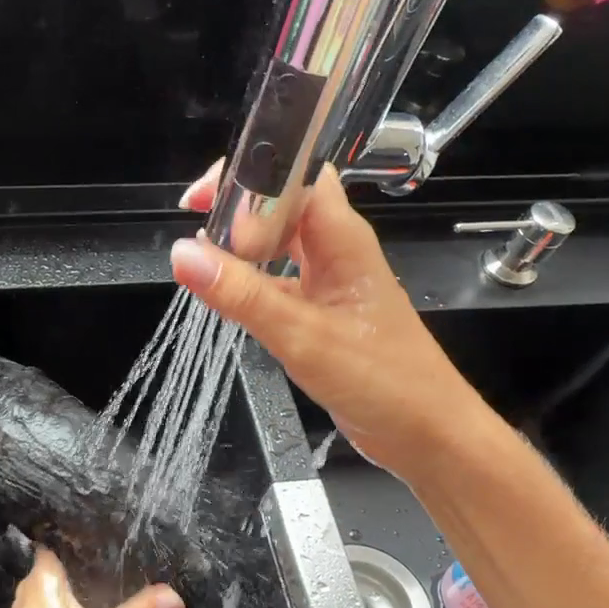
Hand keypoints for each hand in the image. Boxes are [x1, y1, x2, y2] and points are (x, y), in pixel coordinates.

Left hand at [0, 547, 185, 607]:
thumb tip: (174, 597)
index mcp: (43, 576)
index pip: (54, 541)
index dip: (74, 536)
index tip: (97, 535)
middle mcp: (28, 586)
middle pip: (55, 564)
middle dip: (78, 563)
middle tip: (107, 560)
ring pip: (49, 586)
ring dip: (69, 586)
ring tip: (98, 582)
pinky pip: (45, 606)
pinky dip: (61, 606)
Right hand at [172, 162, 493, 477]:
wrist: (425, 431)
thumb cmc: (381, 380)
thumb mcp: (302, 336)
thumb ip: (243, 295)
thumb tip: (183, 255)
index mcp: (342, 238)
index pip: (296, 176)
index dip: (251, 178)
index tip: (205, 204)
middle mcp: (336, 250)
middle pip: (283, 202)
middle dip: (238, 206)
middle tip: (194, 227)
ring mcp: (329, 281)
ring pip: (279, 242)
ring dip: (242, 245)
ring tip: (202, 261)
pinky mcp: (321, 312)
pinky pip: (279, 281)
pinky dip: (251, 282)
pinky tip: (227, 298)